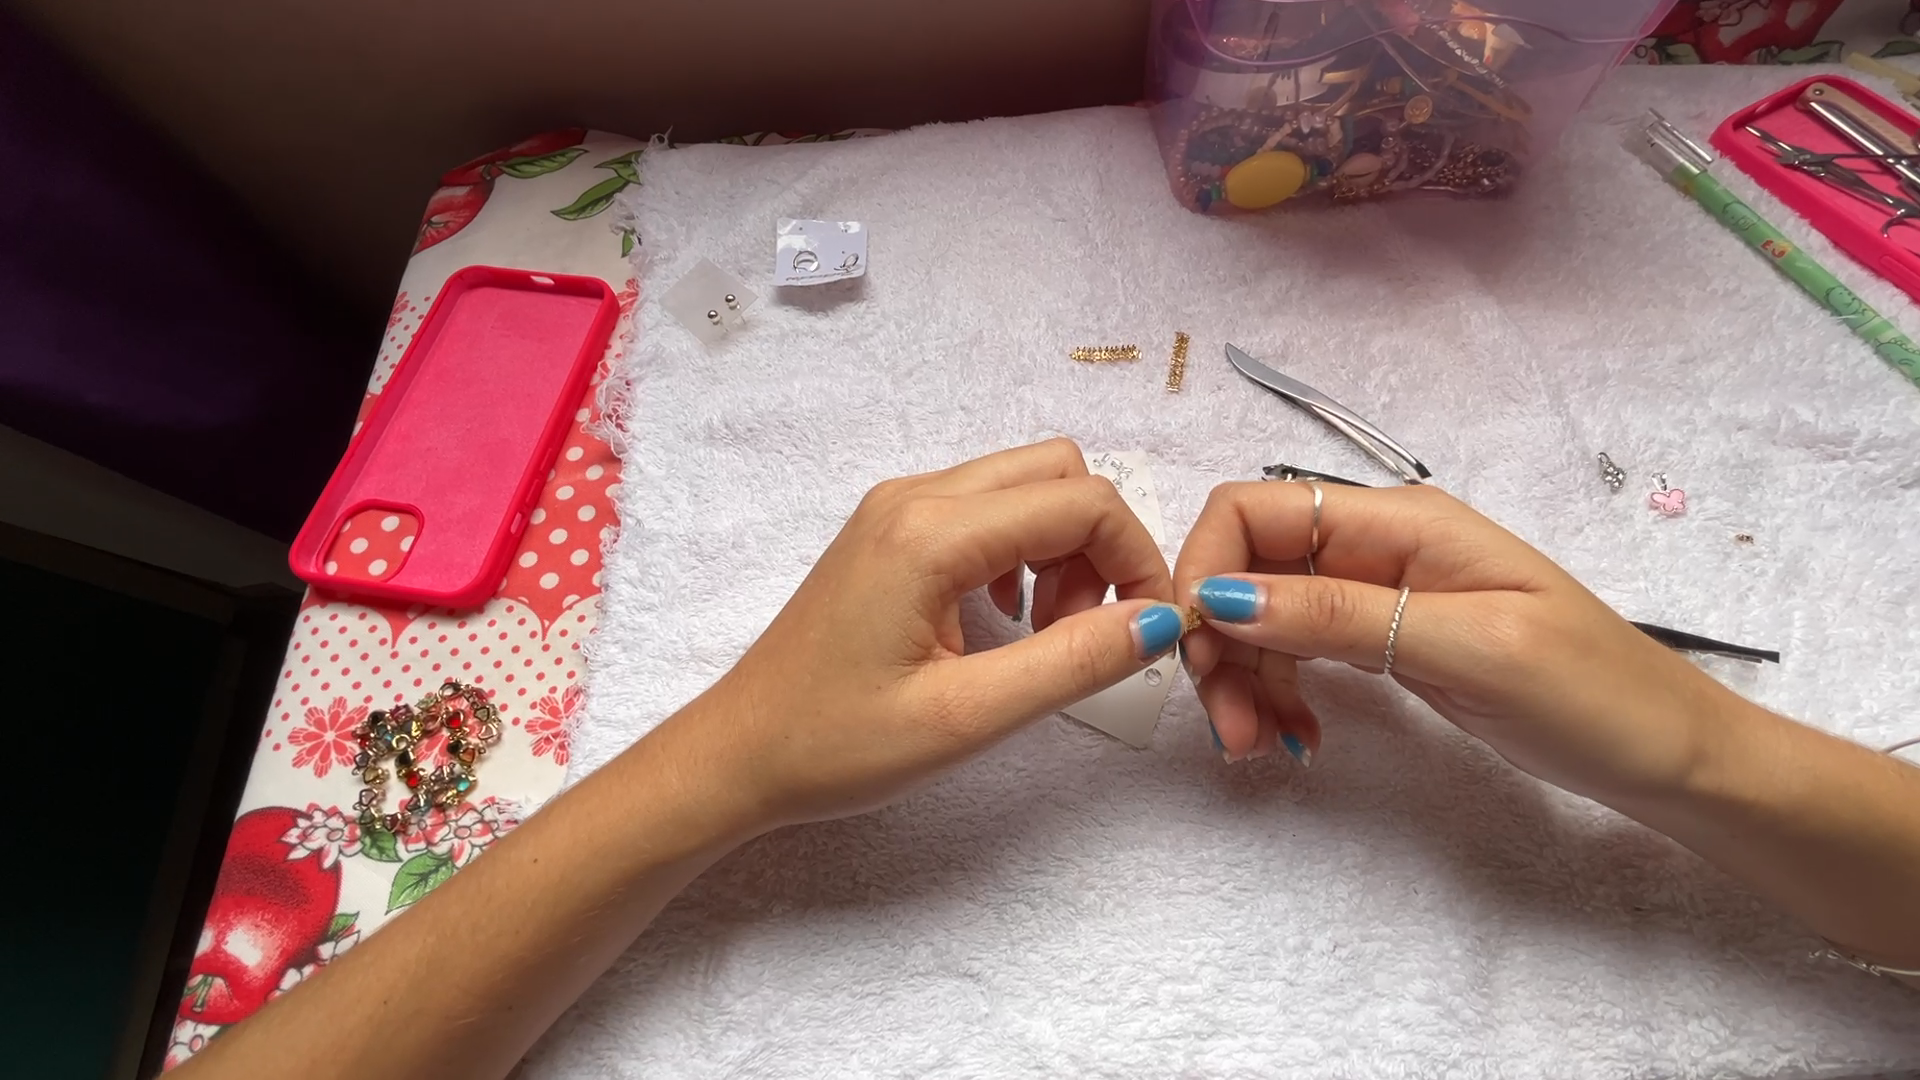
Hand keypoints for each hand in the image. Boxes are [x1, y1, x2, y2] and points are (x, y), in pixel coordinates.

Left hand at [666, 439, 1182, 832]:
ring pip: (1022, 485)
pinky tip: (1003, 613)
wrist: (739, 751)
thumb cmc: (839, 745)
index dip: (1137, 557)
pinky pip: (984, 509)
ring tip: (1043, 627)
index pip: (1081, 502)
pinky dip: (1021, 548)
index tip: (1146, 628)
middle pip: (1056, 473)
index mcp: (931, 532)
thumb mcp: (967, 717)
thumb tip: (1159, 620)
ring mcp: (897, 505)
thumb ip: (1071, 663)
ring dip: (1060, 545)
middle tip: (1084, 627)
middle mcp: (916, 495)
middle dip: (1098, 543)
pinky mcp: (890, 528)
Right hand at [1174, 482, 1730, 802]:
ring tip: (1256, 745)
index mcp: (1393, 522)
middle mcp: (1367, 546)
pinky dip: (1274, 693)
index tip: (1194, 644)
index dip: (1204, 565)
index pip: (1252, 511)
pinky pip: (1290, 652)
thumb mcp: (1468, 648)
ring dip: (1240, 678)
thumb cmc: (1590, 693)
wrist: (1668, 756)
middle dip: (1218, 641)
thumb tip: (1220, 598)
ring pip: (1257, 617)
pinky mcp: (1368, 637)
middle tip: (1227, 722)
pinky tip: (1294, 736)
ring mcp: (1366, 593)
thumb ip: (1339, 615)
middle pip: (1244, 570)